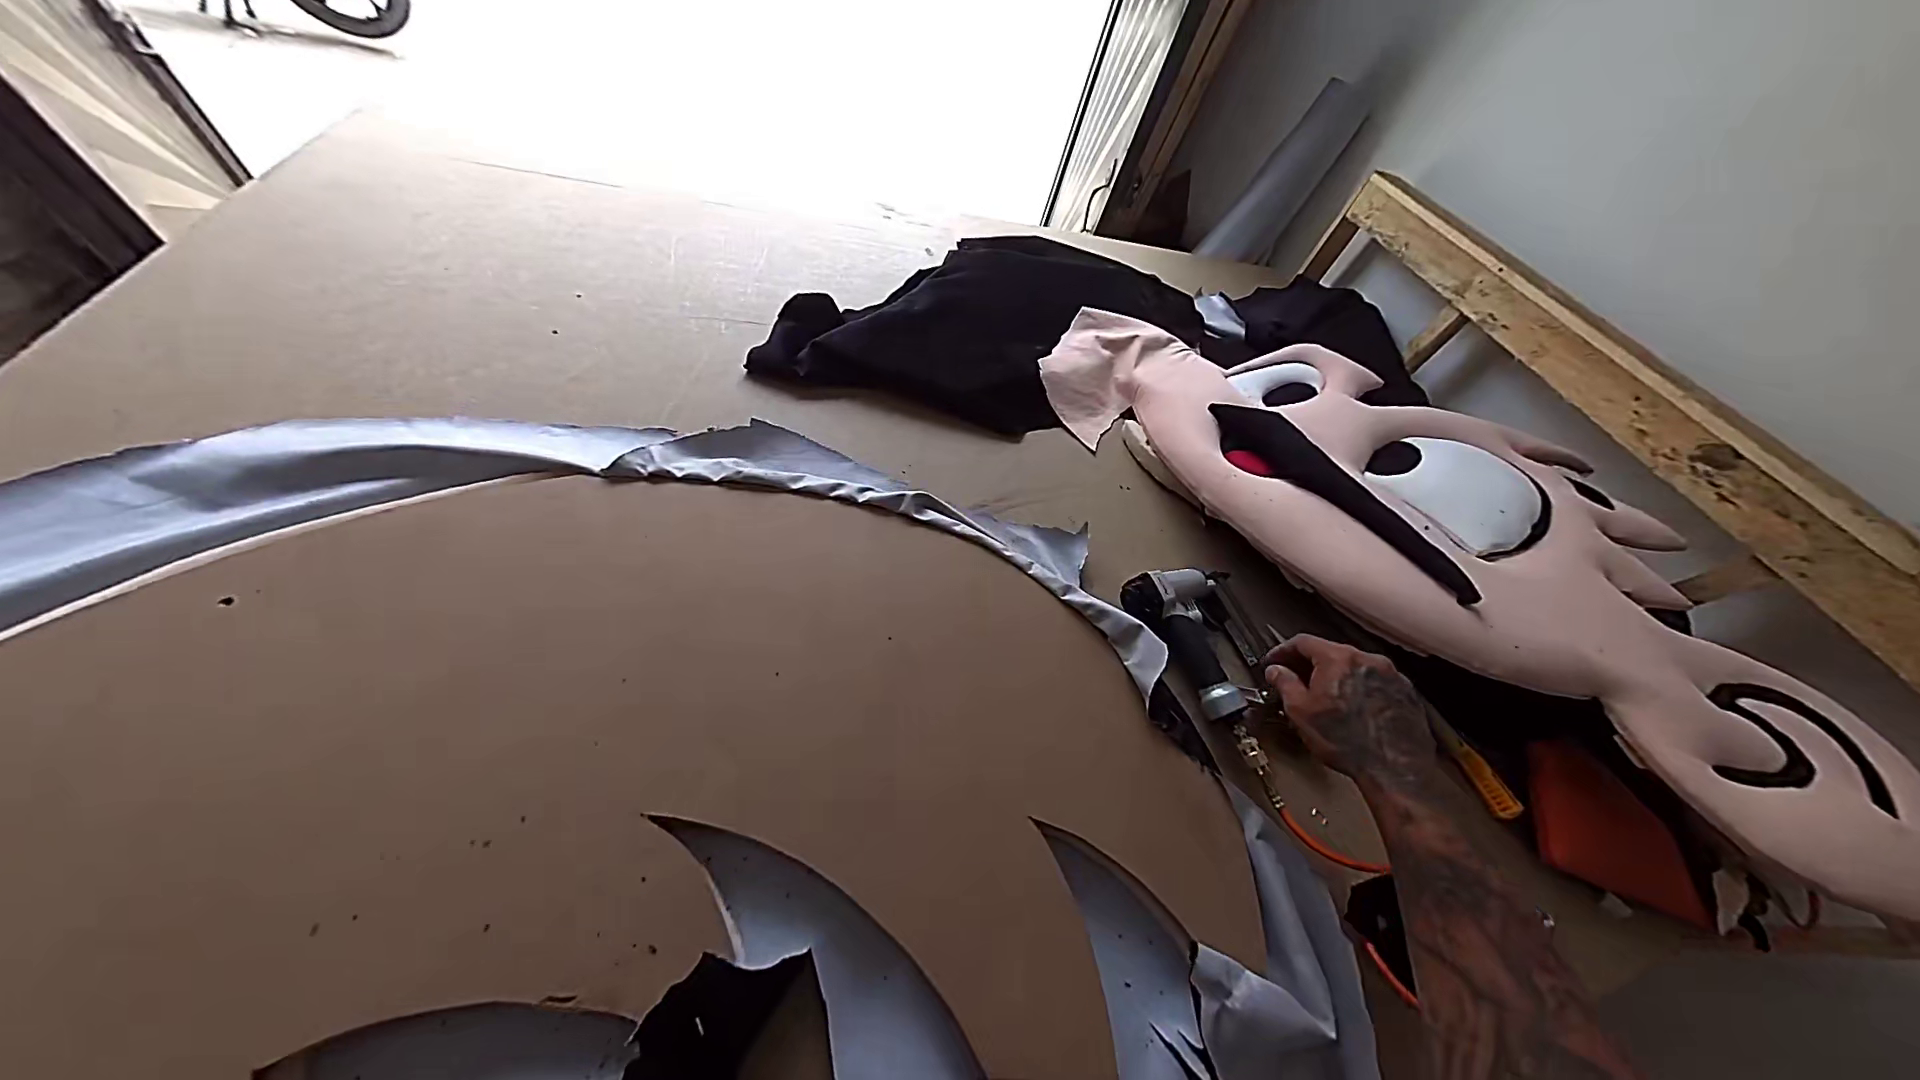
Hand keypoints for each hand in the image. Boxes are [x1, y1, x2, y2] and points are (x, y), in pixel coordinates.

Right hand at [1262, 634, 1434, 784]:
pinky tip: (1349, 708)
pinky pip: (1373, 681)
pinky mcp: (1406, 694)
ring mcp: (1391, 676)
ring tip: (1322, 697)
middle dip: (1309, 664)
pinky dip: (1357, 688)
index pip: (1303, 642)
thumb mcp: (1300, 711)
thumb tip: (1277, 671)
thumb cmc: (1348, 742)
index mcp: (1339, 659)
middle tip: (1293, 678)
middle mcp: (1368, 660)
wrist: (1395, 770)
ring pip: (1353, 666)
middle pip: (1330, 651)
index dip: (1283, 650)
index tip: (1275, 661)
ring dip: (1335, 676)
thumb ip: (1284, 683)